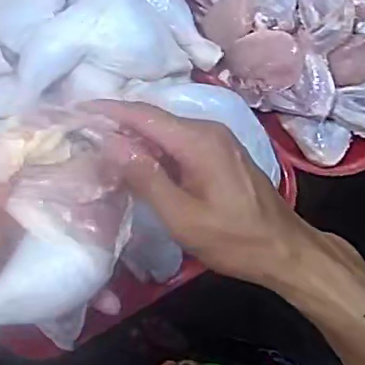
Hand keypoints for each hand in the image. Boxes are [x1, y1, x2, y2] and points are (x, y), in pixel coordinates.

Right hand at [86, 100, 326, 291]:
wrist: (291, 254)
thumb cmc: (235, 240)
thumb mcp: (182, 217)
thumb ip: (144, 177)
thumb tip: (109, 143)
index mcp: (197, 141)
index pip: (141, 115)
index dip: (106, 110)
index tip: (74, 110)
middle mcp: (206, 130)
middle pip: (150, 117)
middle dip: (113, 120)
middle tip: (78, 128)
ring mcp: (215, 139)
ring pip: (161, 128)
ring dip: (130, 133)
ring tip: (96, 141)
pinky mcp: (217, 151)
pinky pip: (174, 139)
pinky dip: (148, 144)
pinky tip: (132, 158)